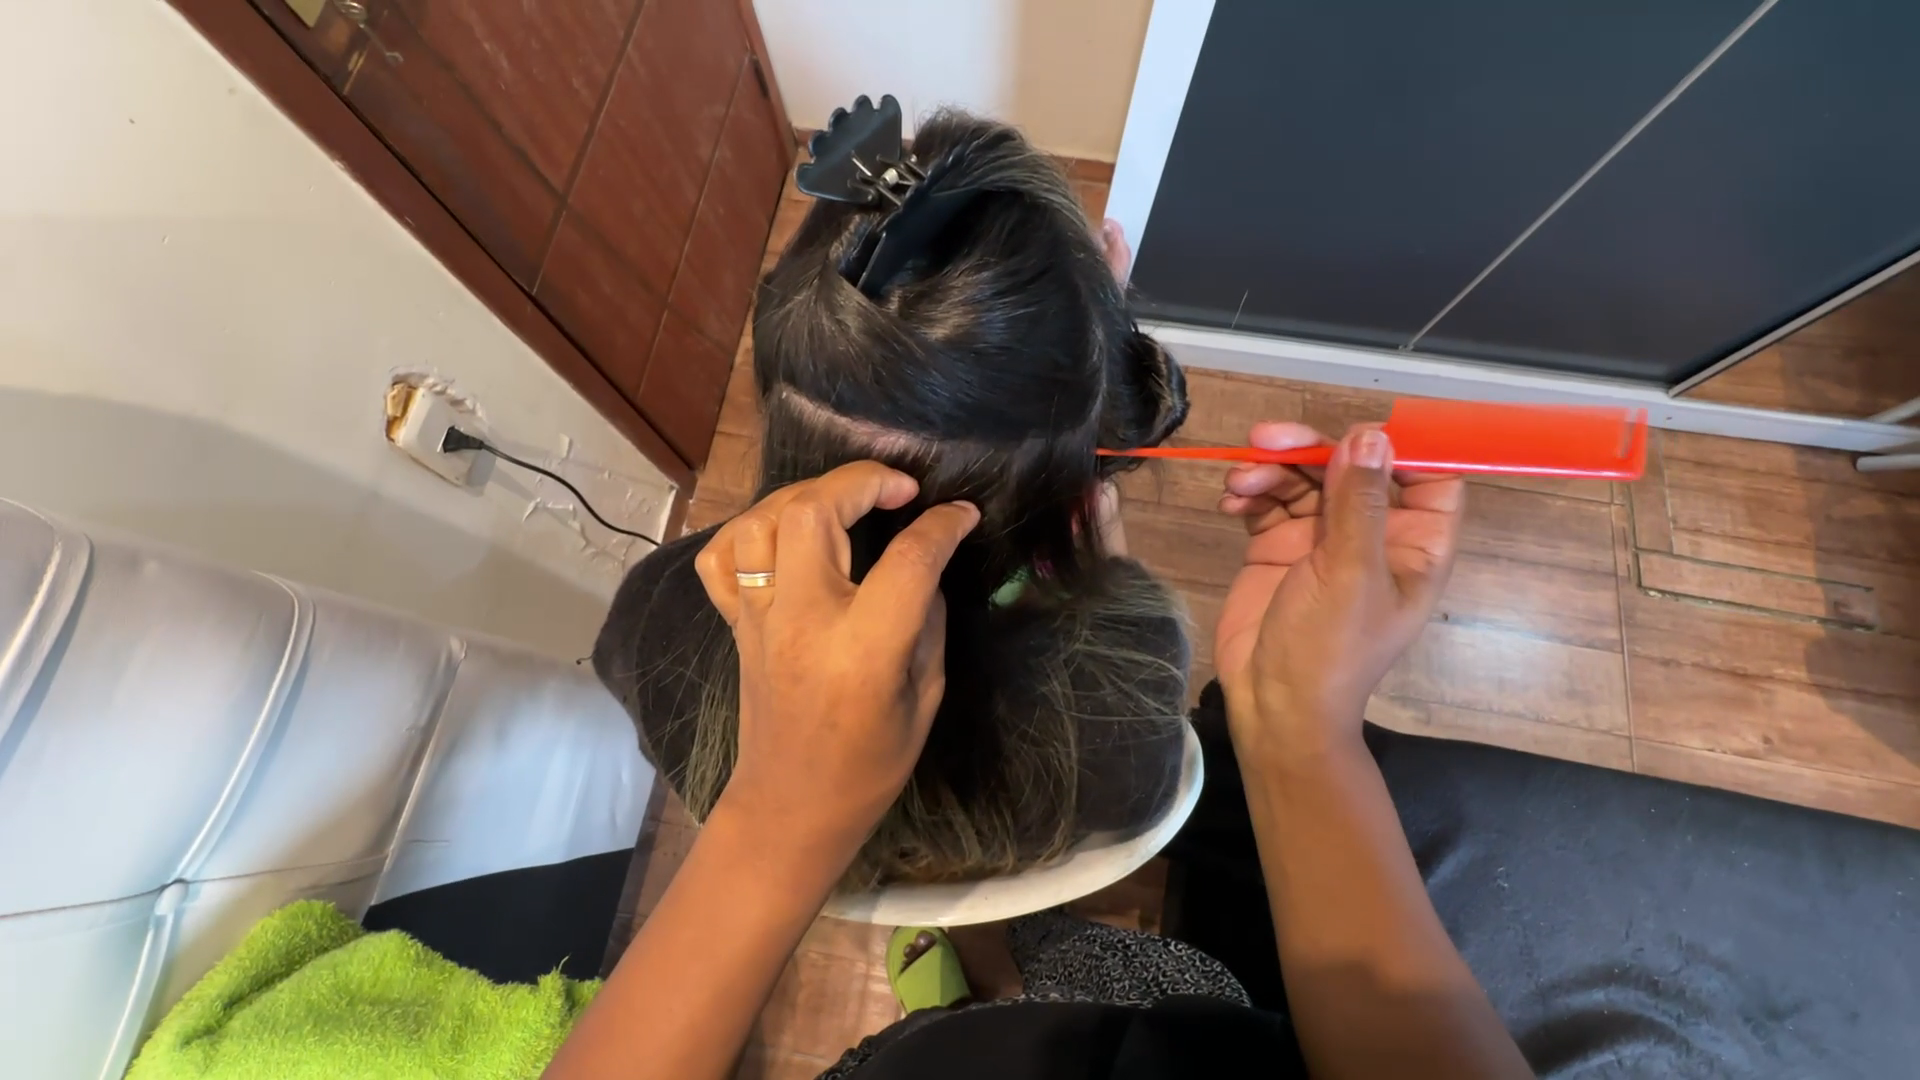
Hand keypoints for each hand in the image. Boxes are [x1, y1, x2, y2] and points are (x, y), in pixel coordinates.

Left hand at [693, 462, 979, 855]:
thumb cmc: (870, 764)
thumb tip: (924, 567)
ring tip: (844, 499)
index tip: (963, 514)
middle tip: (900, 488)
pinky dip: (749, 528)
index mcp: (863, 649)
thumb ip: (928, 622)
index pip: (907, 559)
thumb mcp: (926, 696)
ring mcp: (758, 619)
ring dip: (807, 494)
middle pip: (812, 512)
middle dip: (860, 481)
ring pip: (761, 521)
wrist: (791, 806)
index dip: (942, 525)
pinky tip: (784, 532)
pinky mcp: (735, 624)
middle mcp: (803, 621)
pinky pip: (722, 557)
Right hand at [1214, 423, 1464, 758]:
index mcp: (1413, 543)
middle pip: (1350, 467)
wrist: (1271, 701)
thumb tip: (1370, 435)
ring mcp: (1319, 540)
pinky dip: (1248, 494)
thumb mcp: (1350, 573)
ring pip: (1303, 479)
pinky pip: (1266, 502)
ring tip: (1239, 482)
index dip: (1400, 446)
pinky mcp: (1275, 547)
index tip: (1356, 430)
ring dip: (1269, 471)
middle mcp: (1369, 534)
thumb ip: (1359, 502)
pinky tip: (1230, 501)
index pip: (1427, 476)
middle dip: (1310, 449)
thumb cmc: (1329, 647)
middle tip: (1264, 439)